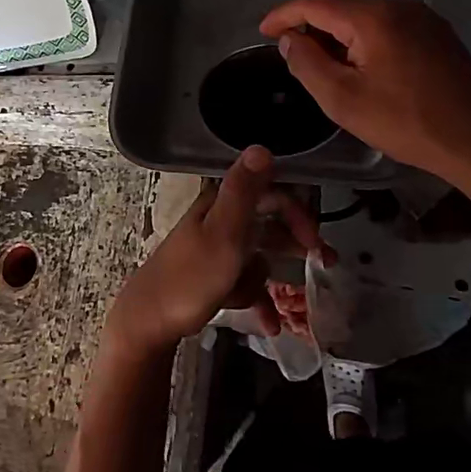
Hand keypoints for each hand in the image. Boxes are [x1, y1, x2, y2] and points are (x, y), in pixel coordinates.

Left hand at [107, 146, 326, 355]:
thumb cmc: (190, 278)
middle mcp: (217, 223)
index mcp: (220, 207)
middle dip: (295, 244)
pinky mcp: (209, 280)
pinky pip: (242, 286)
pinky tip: (270, 324)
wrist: (147, 323)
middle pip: (265, 225)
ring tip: (291, 306)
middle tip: (323, 264)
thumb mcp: (223, 233)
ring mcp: (213, 252)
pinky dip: (257, 302)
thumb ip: (244, 191)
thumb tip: (261, 147)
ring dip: (273, 279)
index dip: (297, 213)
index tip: (316, 241)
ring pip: (256, 258)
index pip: (269, 195)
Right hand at [259, 0, 470, 183]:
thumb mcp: (343, 100)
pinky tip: (361, 69)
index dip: (283, 15)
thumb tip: (290, 40)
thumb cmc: (406, 123)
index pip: (314, 2)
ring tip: (324, 68)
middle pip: (340, 7)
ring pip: (364, 18)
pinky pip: (387, 28)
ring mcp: (423, 19)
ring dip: (337, 36)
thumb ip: (307, 64)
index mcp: (373, 18)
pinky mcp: (437, 35)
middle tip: (292, 58)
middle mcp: (399, 7)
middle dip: (310, 28)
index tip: (263, 33)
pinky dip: (363, 41)